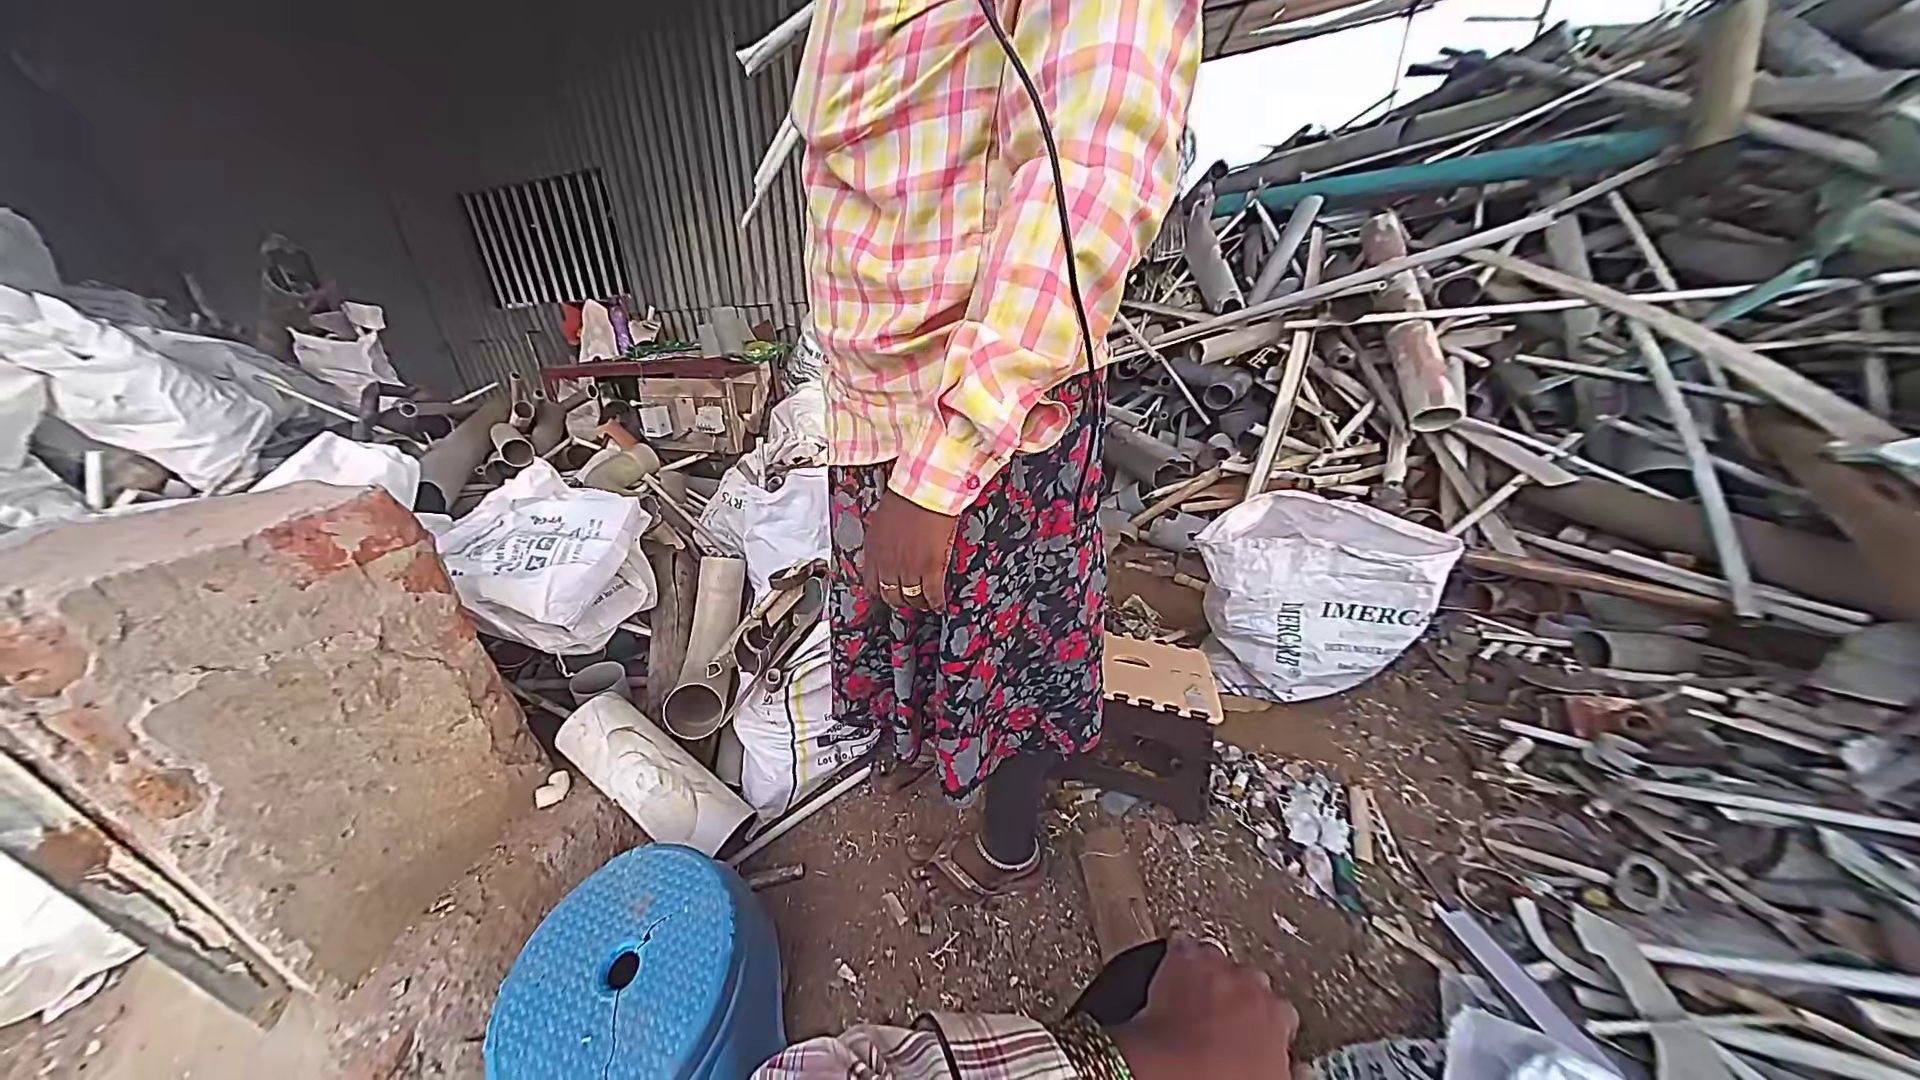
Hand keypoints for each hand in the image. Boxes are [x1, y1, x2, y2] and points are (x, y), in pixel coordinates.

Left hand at [861, 489, 960, 611]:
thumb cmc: (905, 499)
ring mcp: (909, 568)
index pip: (872, 584)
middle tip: (908, 600)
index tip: (889, 592)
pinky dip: (936, 602)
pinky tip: (939, 604)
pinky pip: (932, 594)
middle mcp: (888, 563)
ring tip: (925, 603)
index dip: (882, 591)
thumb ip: (881, 544)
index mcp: (874, 552)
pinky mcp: (930, 567)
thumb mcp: (881, 524)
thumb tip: (886, 554)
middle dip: (900, 600)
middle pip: (891, 595)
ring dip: (918, 603)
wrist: (924, 492)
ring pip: (911, 598)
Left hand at [1106, 934, 1298, 1079]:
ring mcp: (1213, 964)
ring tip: (1202, 999)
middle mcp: (1247, 980)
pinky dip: (1183, 961)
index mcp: (1275, 1013)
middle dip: (1244, 996)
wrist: (1178, 1070)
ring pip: (1218, 961)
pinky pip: (1184, 949)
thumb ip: (1285, 1066)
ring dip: (1214, 975)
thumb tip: (1295, 1067)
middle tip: (1229, 1020)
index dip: (1271, 1026)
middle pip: (1252, 980)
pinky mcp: (1181, 956)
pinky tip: (1179, 978)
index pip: (1284, 1012)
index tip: (1262, 1036)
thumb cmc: (1222, 1079)